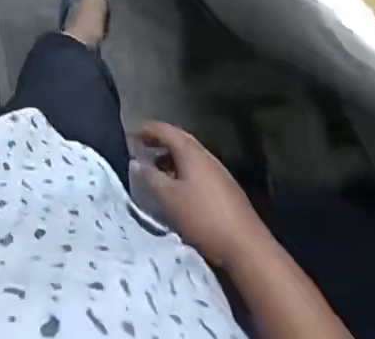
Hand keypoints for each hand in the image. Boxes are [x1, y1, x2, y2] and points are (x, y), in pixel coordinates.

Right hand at [132, 121, 270, 269]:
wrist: (245, 245)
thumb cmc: (203, 217)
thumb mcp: (169, 199)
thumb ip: (150, 177)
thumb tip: (136, 161)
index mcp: (190, 151)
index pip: (164, 129)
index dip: (145, 130)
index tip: (129, 136)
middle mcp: (205, 154)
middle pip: (178, 139)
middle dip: (157, 141)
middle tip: (140, 150)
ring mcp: (217, 170)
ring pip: (188, 155)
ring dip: (169, 157)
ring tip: (154, 170)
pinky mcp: (224, 186)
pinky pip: (196, 168)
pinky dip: (181, 169)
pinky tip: (176, 187)